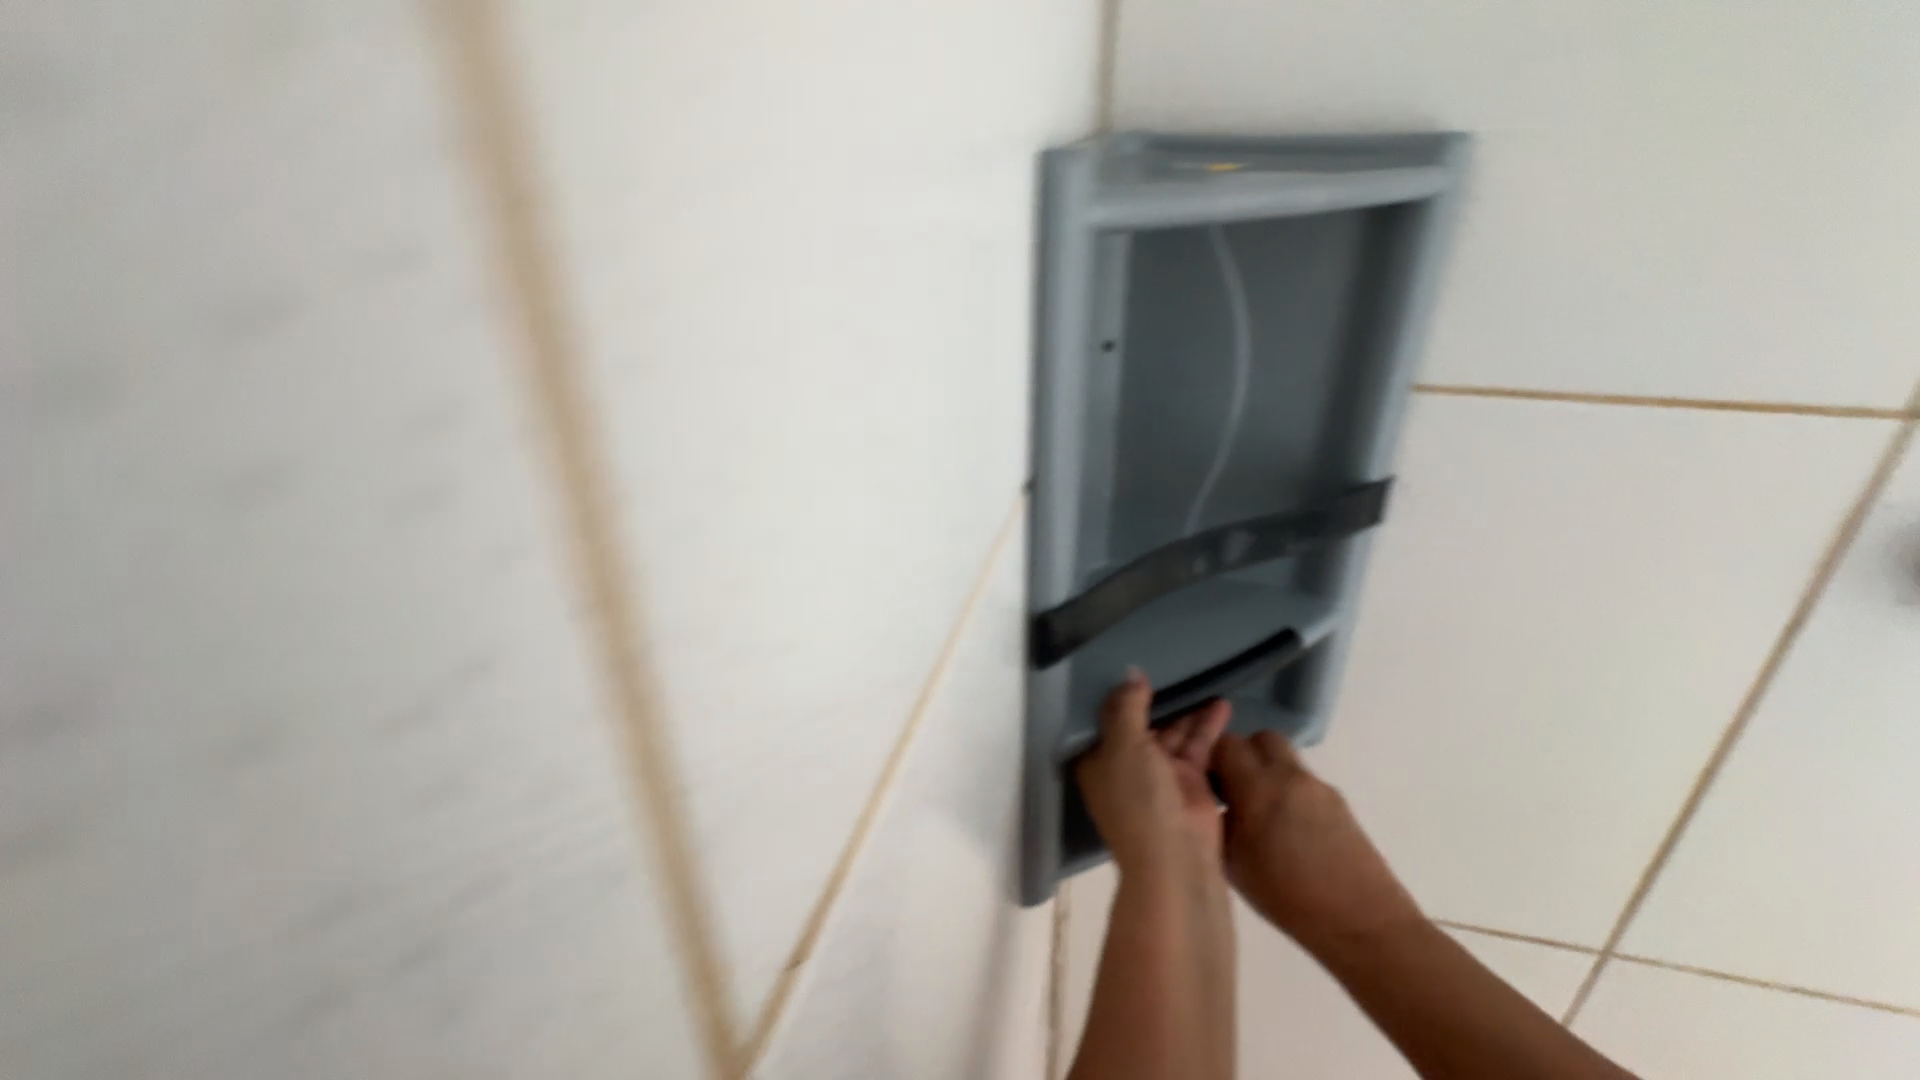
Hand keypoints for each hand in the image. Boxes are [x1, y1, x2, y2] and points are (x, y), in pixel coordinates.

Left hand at [1075, 671, 1231, 879]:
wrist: (1176, 858)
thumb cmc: (1138, 798)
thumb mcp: (1124, 746)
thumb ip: (1128, 707)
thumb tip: (1131, 672)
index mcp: (1099, 760)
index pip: (1107, 719)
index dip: (1120, 694)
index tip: (1134, 664)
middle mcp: (1127, 765)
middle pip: (1143, 724)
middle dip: (1159, 699)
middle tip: (1178, 664)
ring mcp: (1160, 775)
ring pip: (1173, 733)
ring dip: (1188, 711)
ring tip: (1207, 677)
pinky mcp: (1190, 782)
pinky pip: (1198, 747)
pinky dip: (1208, 727)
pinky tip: (1222, 703)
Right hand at [1211, 731, 1422, 952]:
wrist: (1361, 922)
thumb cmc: (1286, 897)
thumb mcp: (1232, 862)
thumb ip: (1217, 820)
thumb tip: (1213, 801)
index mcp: (1258, 787)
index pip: (1226, 743)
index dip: (1212, 759)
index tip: (1207, 785)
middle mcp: (1290, 776)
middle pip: (1261, 739)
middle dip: (1243, 756)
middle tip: (1233, 789)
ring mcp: (1320, 787)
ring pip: (1285, 759)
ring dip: (1268, 773)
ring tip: (1261, 814)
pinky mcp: (1340, 803)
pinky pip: (1304, 783)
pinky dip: (1289, 793)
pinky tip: (1289, 833)